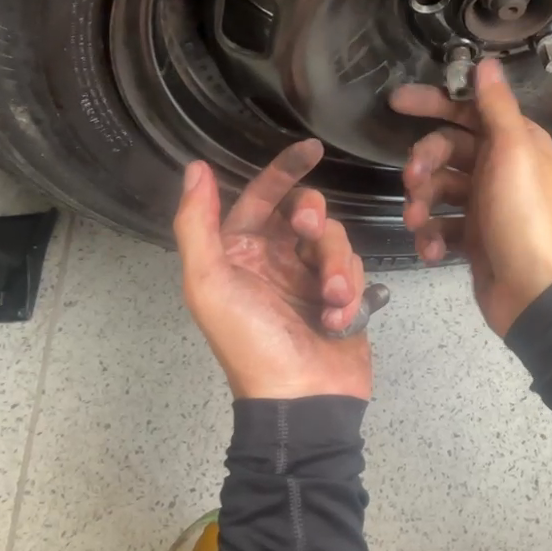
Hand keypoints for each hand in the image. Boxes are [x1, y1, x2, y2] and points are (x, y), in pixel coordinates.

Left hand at [173, 140, 371, 399]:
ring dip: (335, 267)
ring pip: (336, 240)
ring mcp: (310, 278)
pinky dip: (349, 290)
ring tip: (331, 300)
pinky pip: (356, 268)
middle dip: (315, 221)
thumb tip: (196, 168)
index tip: (313, 148)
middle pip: (308, 213)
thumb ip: (197, 224)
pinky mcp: (342, 296)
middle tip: (313, 234)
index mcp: (240, 251)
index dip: (285, 169)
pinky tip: (339, 318)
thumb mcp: (210, 283)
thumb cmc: (250, 340)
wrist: (301, 402)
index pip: (264, 196)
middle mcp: (276, 258)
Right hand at [389, 58, 551, 335]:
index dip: (433, 103)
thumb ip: (496, 106)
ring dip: (422, 203)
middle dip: (424, 163)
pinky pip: (442, 226)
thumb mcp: (513, 151)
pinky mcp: (475, 238)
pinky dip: (432, 237)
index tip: (395, 102)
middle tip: (411, 180)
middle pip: (447, 150)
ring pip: (439, 189)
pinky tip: (432, 251)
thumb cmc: (525, 214)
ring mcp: (487, 204)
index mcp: (516, 141)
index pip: (468, 110)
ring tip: (417, 223)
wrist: (535, 292)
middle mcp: (501, 167)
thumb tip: (486, 62)